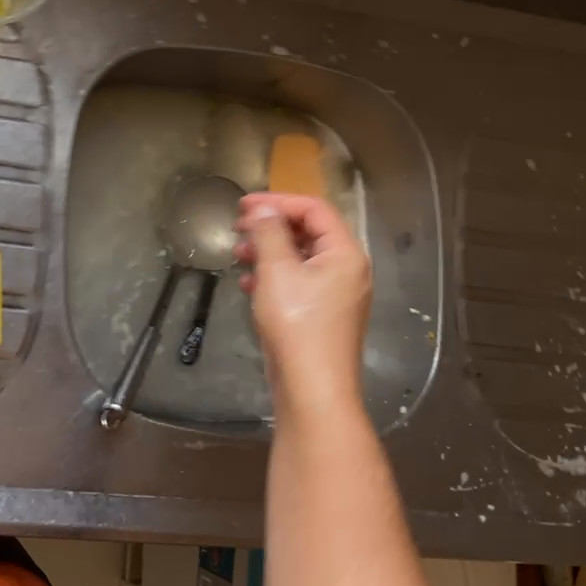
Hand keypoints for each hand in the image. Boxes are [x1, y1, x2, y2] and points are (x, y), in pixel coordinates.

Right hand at [234, 193, 371, 406]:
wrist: (312, 384)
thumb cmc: (296, 324)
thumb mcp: (277, 272)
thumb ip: (269, 235)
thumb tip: (263, 209)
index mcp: (345, 254)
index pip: (315, 210)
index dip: (278, 201)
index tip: (242, 205)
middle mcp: (347, 269)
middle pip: (309, 232)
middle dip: (271, 227)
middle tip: (238, 229)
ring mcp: (337, 293)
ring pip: (301, 258)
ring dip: (268, 251)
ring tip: (238, 257)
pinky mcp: (322, 313)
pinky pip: (298, 281)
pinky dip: (273, 275)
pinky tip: (249, 285)